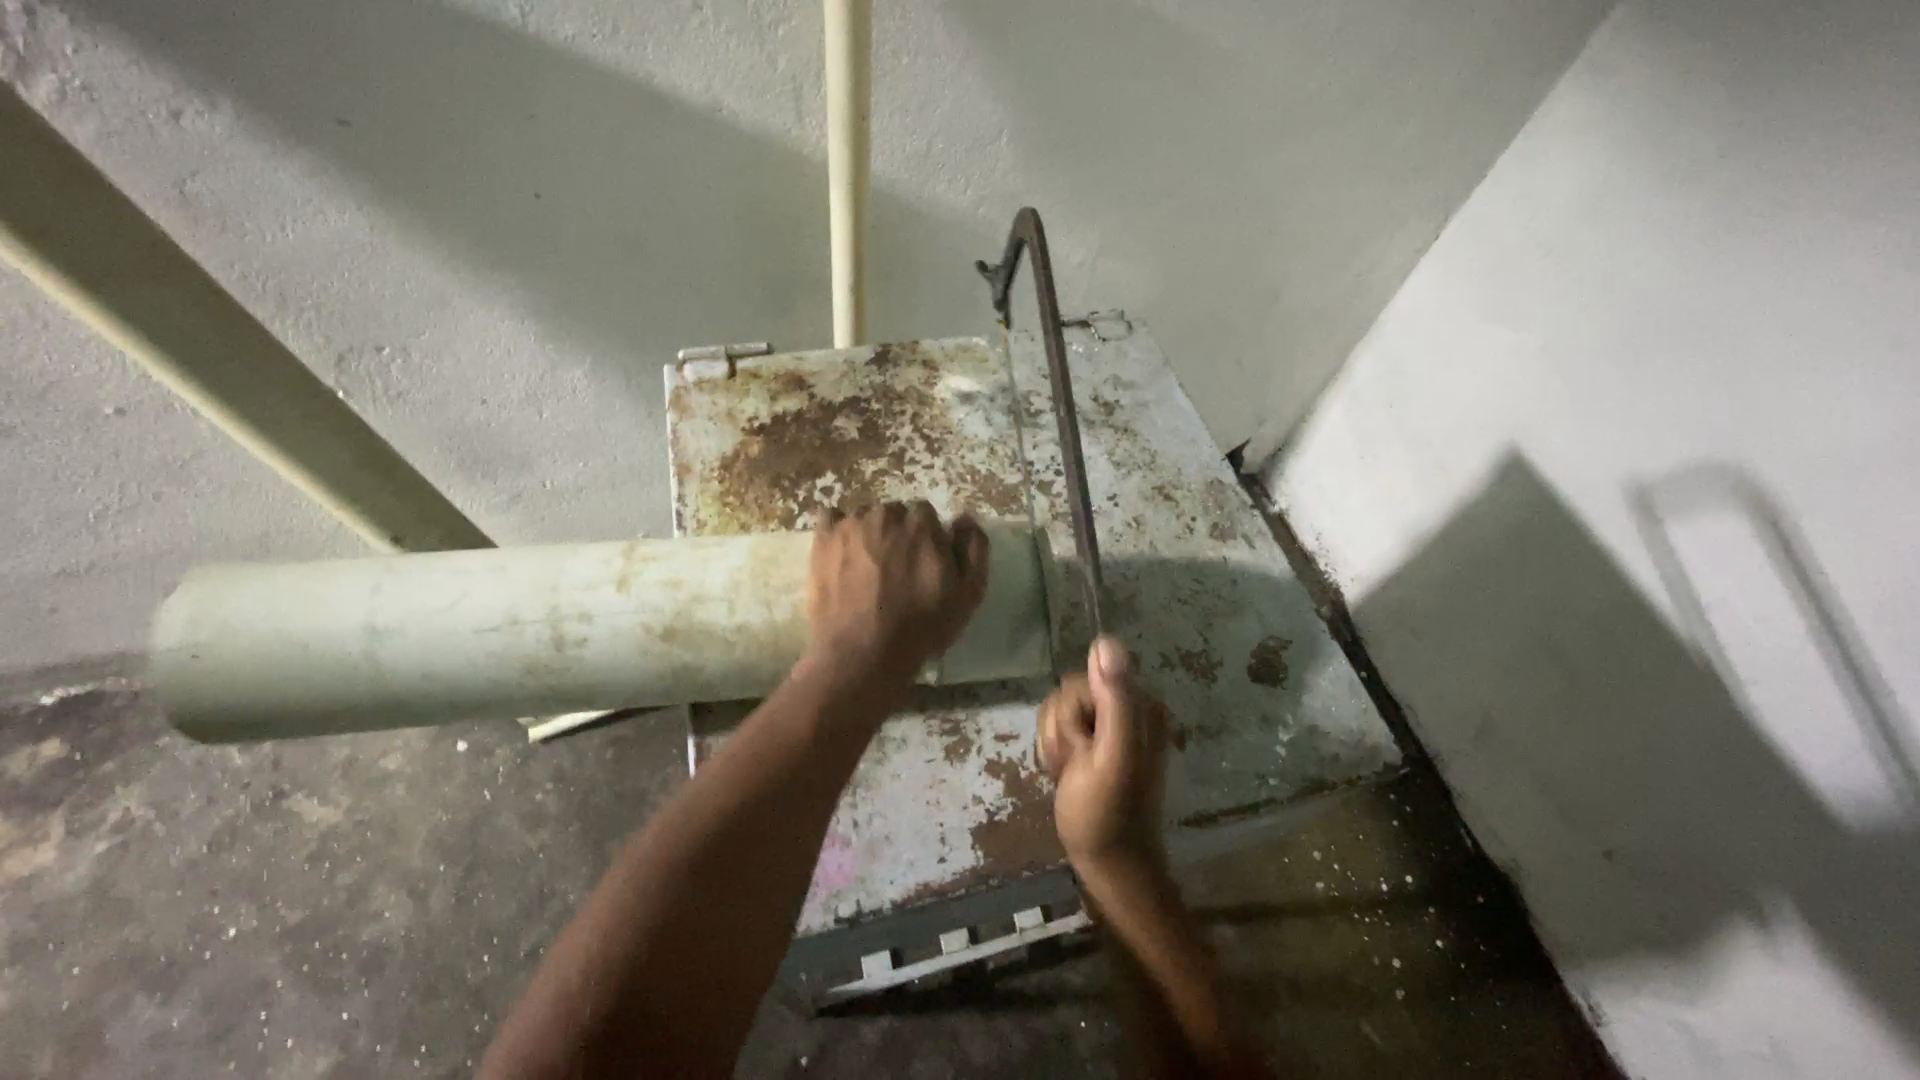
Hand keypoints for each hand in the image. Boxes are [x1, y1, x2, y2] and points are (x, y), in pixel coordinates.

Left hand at [804, 500, 991, 691]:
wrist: (863, 653)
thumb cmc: (921, 627)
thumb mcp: (968, 594)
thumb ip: (973, 549)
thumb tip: (963, 519)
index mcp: (922, 523)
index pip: (925, 515)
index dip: (925, 539)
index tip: (922, 563)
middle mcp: (886, 514)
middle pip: (894, 514)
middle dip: (896, 534)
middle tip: (895, 568)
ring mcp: (851, 524)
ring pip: (864, 516)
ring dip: (868, 532)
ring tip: (866, 566)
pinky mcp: (823, 539)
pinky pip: (831, 518)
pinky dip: (838, 530)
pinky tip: (841, 554)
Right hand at [1037, 636, 1171, 879]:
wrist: (1107, 864)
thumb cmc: (1107, 815)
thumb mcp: (1113, 755)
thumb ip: (1114, 699)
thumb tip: (1106, 640)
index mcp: (1143, 706)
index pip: (1086, 678)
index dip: (1073, 713)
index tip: (1083, 746)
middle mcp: (1129, 709)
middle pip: (1068, 692)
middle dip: (1063, 729)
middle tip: (1077, 765)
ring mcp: (1109, 728)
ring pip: (1058, 710)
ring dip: (1056, 743)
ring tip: (1070, 773)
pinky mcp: (1092, 744)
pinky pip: (1057, 728)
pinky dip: (1055, 752)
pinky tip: (1065, 775)